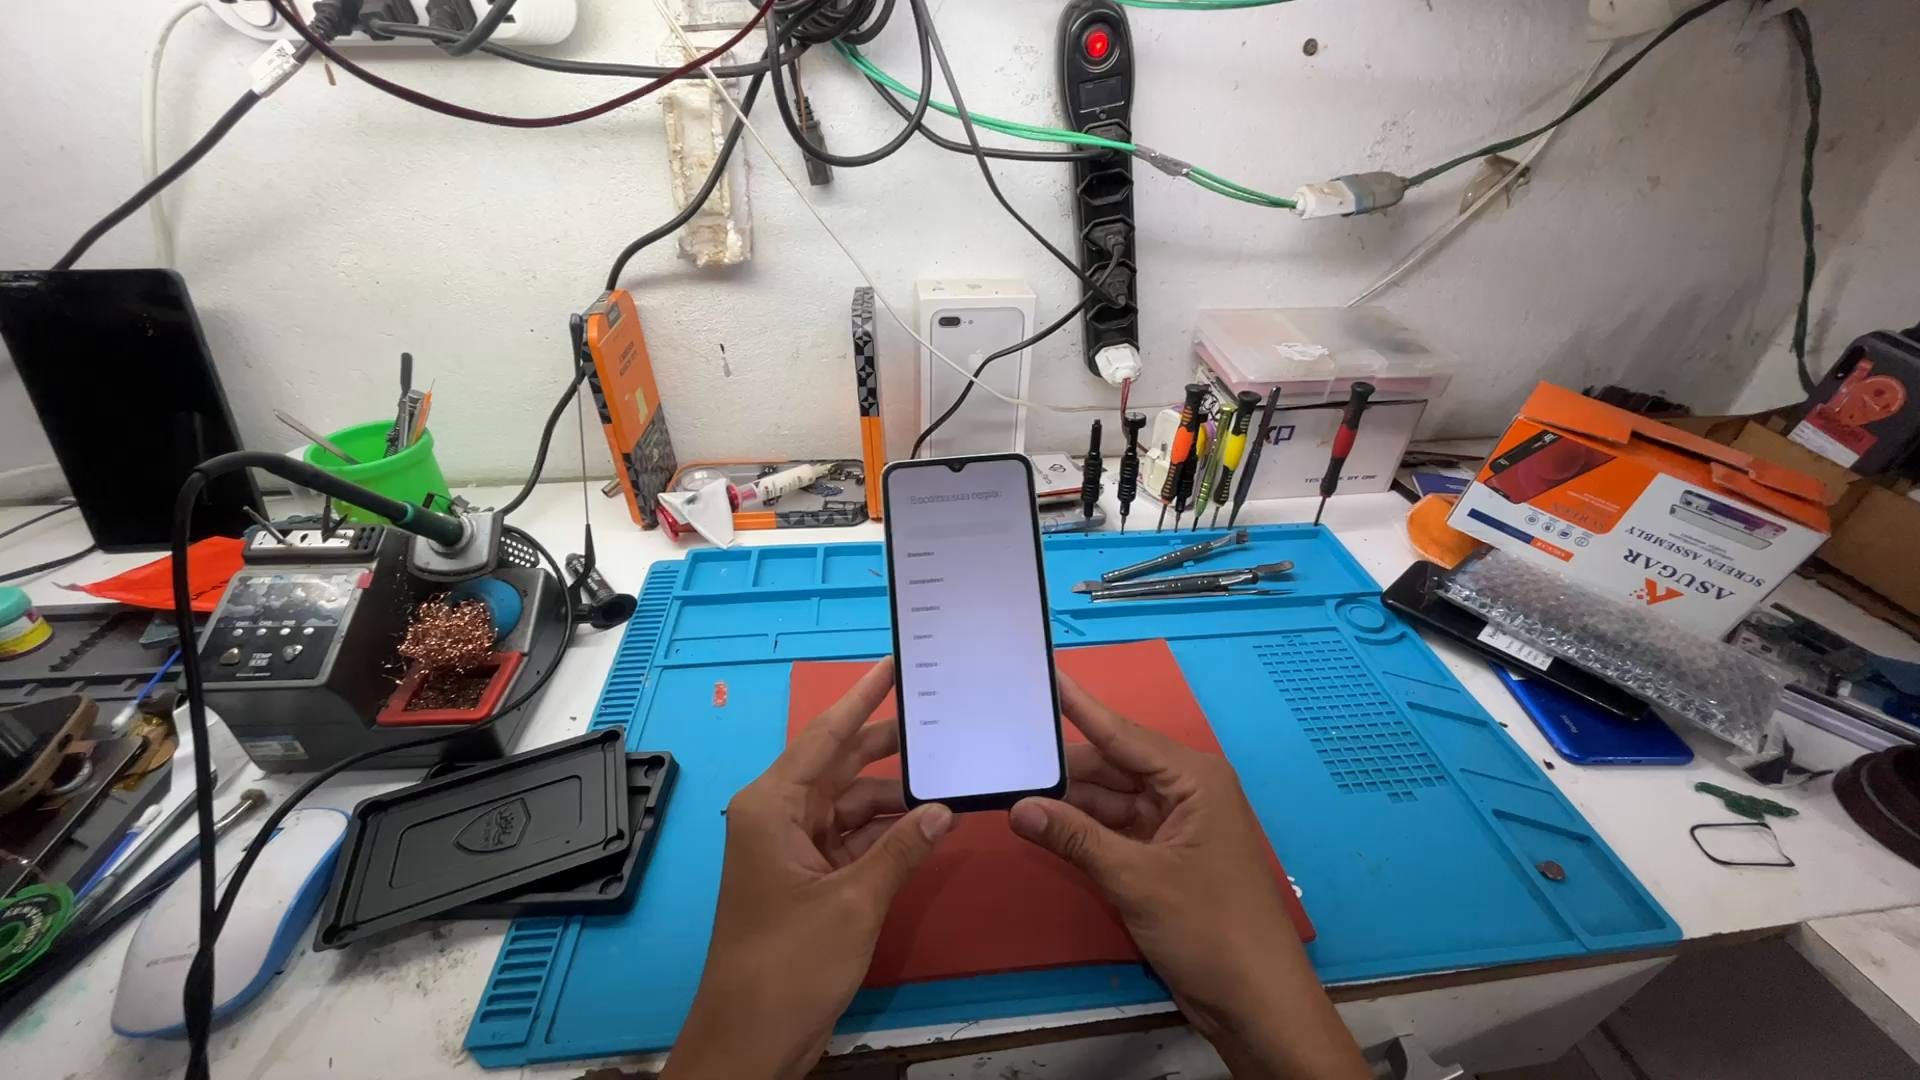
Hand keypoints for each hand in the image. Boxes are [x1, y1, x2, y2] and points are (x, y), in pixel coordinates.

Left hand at [661, 657, 952, 1079]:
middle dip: (888, 742)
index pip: (827, 734)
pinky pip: (852, 834)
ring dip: (894, 795)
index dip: (863, 697)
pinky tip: (924, 821)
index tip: (893, 664)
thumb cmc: (788, 965)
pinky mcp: (808, 872)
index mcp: (774, 804)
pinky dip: (886, 829)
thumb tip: (943, 810)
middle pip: (841, 762)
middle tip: (937, 713)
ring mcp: (793, 844)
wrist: (750, 1043)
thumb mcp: (854, 902)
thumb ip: (902, 848)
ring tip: (946, 773)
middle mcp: (780, 813)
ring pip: (851, 800)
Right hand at [1008, 674, 1368, 1079]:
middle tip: (1008, 752)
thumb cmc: (1210, 930)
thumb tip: (1019, 808)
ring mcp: (1174, 823)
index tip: (1047, 674)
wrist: (1259, 1008)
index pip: (1121, 732)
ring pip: (1110, 798)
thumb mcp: (1135, 879)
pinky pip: (1116, 827)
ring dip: (1069, 801)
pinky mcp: (1164, 854)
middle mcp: (1184, 790)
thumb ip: (1074, 838)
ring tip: (1014, 786)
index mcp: (1192, 778)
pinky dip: (1083, 829)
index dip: (1079, 705)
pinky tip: (1045, 822)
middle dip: (1064, 767)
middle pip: (1112, 766)